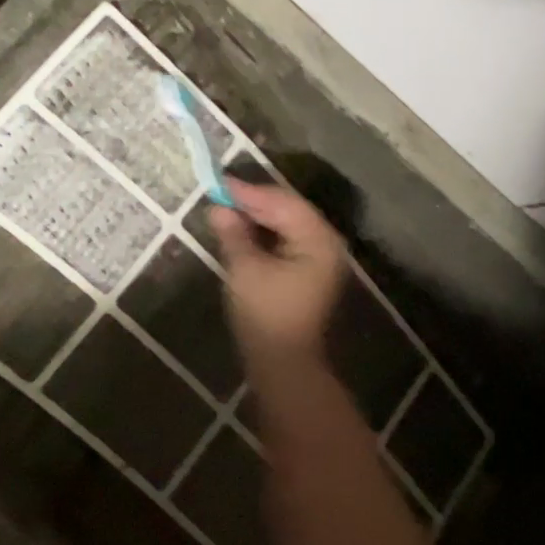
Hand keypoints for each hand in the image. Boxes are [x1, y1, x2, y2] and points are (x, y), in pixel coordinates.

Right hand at [208, 178, 347, 361]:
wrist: (283, 362)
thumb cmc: (265, 314)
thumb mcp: (245, 269)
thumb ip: (234, 234)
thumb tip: (218, 208)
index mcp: (317, 240)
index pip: (283, 202)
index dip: (250, 191)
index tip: (219, 183)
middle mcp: (325, 244)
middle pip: (289, 210)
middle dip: (254, 201)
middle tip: (220, 192)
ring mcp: (319, 259)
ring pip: (288, 224)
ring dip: (258, 216)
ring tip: (227, 207)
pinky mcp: (308, 272)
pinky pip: (286, 240)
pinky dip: (264, 232)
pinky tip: (242, 230)